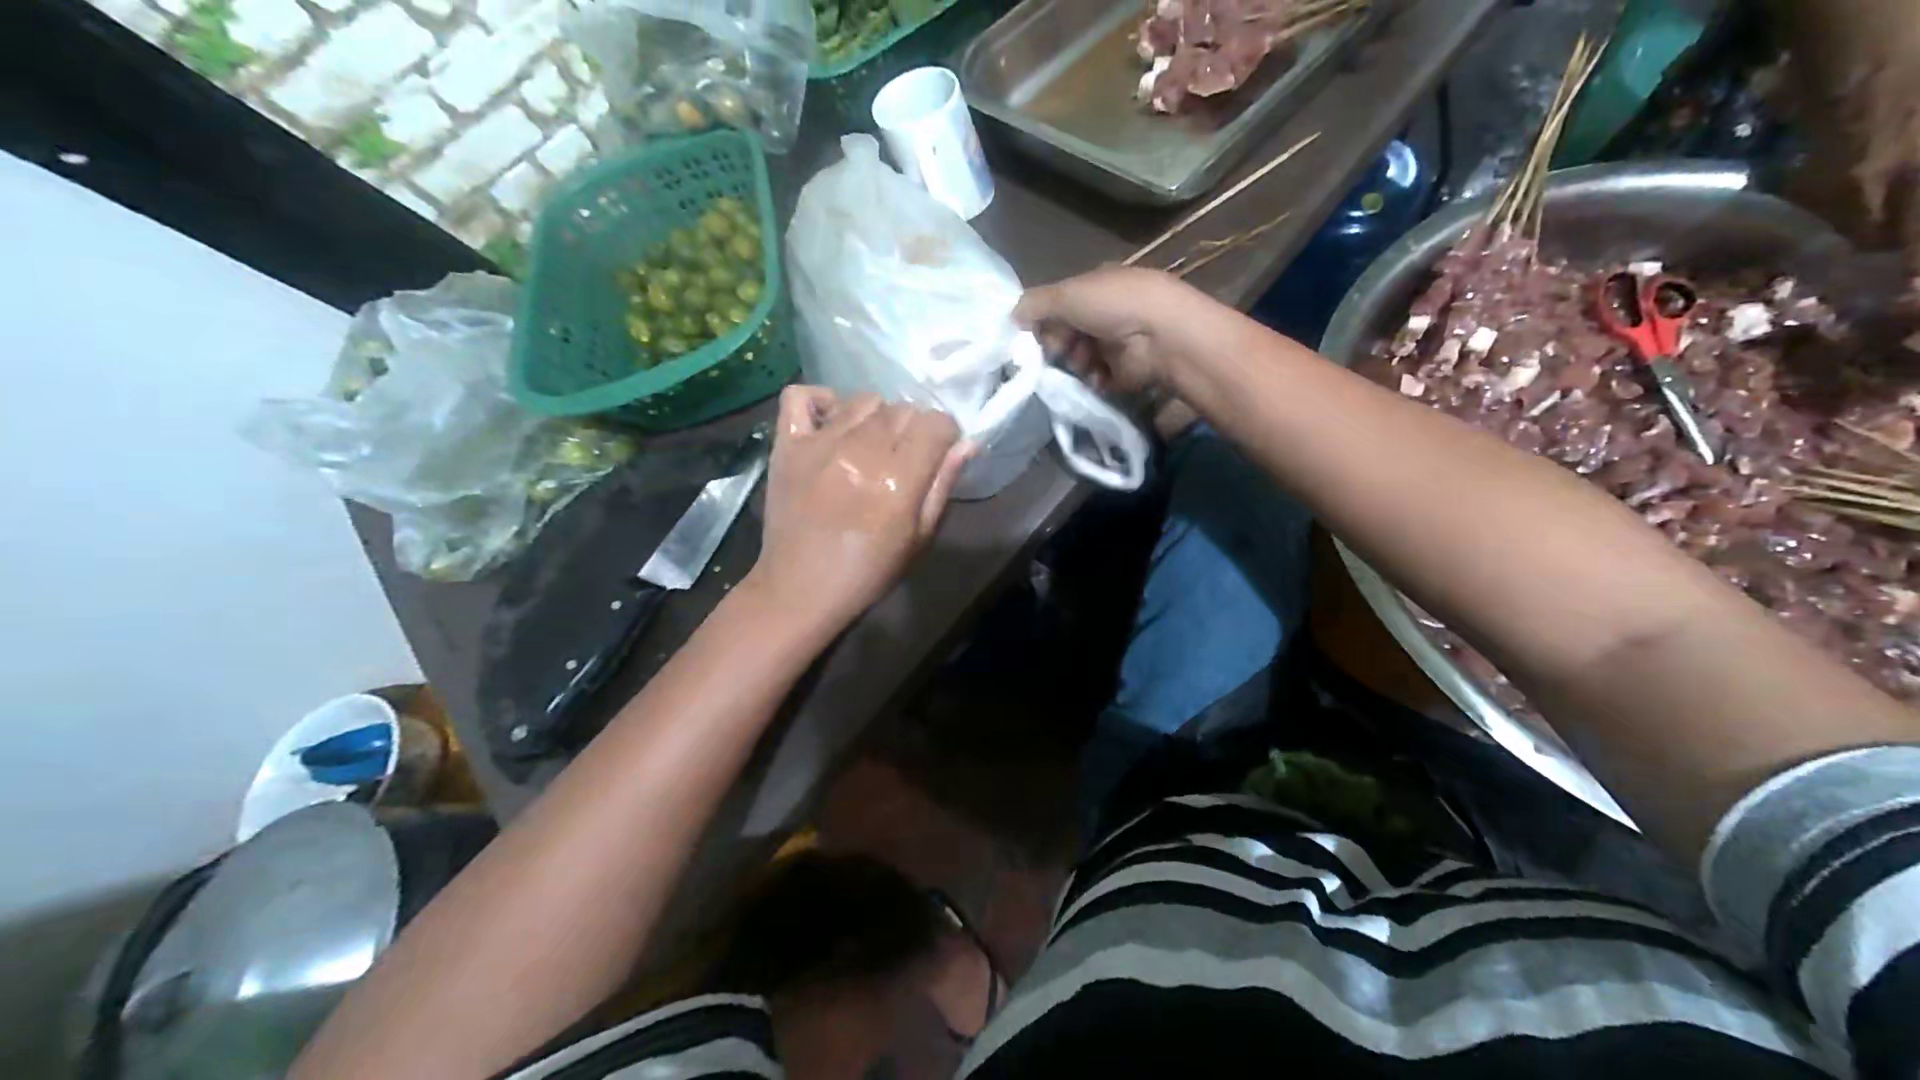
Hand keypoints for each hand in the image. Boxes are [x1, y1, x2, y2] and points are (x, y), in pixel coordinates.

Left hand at [744, 386, 971, 632]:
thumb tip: (967, 443)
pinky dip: (821, 401)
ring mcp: (820, 443)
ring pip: (863, 400)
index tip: (937, 454)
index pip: (936, 423)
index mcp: (897, 478)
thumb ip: (942, 486)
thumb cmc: (868, 572)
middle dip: (913, 429)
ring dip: (876, 417)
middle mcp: (861, 450)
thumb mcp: (919, 538)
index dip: (945, 436)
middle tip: (902, 458)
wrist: (800, 590)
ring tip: (869, 446)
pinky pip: (801, 396)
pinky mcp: (787, 444)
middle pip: (903, 409)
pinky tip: (831, 424)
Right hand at [1013, 266, 1222, 393]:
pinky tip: (1095, 377)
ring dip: (1074, 363)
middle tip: (1057, 351)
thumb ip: (1033, 305)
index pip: (1058, 304)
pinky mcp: (1124, 371)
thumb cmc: (1113, 305)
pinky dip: (1092, 380)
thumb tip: (1010, 317)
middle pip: (1066, 333)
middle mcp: (1106, 312)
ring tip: (1081, 363)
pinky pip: (1095, 379)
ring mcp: (1115, 343)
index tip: (1031, 333)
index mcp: (1095, 286)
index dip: (1043, 319)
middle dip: (1057, 344)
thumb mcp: (1066, 295)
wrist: (1162, 336)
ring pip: (1078, 358)